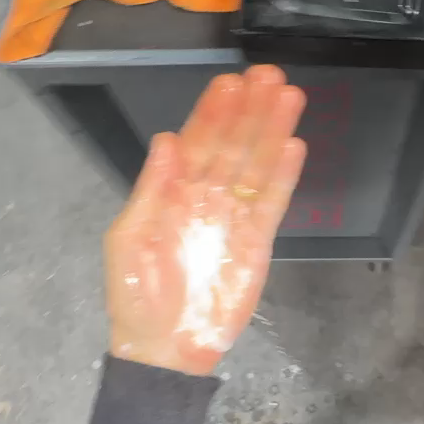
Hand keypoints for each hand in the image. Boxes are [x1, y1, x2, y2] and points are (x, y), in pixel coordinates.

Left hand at [104, 66, 307, 376]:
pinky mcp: (258, 244)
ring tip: (289, 97)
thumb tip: (167, 139)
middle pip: (233, 146)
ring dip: (272, 132)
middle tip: (270, 75)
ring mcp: (234, 219)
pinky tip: (294, 147)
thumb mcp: (128, 239)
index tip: (231, 83)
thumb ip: (151, 190)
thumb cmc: (137, 295)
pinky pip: (273, 204)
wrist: (164, 348)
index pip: (197, 143)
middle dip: (250, 111)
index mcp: (171, 193)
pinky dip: (283, 177)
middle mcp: (206, 197)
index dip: (213, 114)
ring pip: (257, 166)